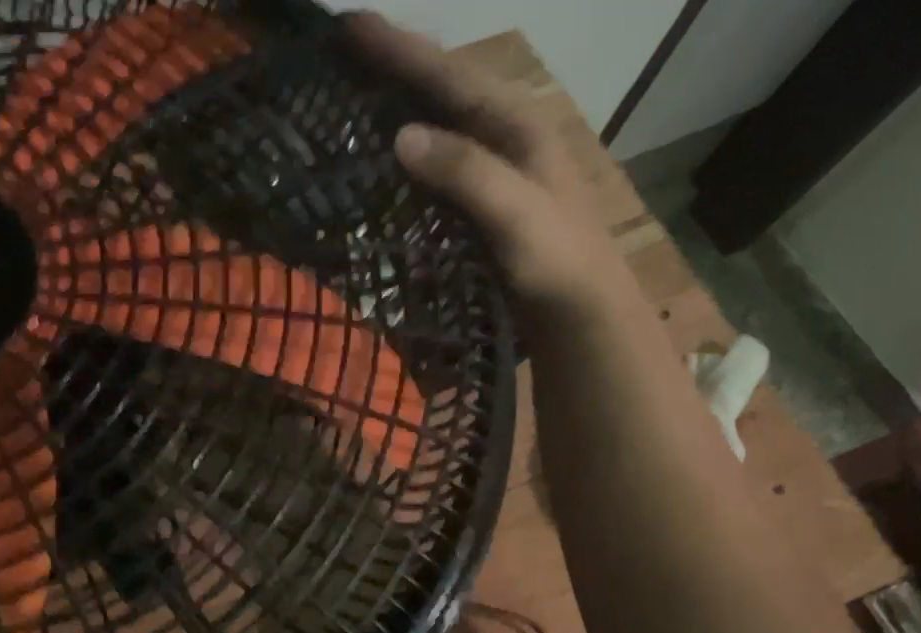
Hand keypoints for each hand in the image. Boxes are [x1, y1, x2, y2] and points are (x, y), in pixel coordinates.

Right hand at [348, 13, 641, 330]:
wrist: (584, 315)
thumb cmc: (558, 263)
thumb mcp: (516, 214)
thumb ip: (465, 172)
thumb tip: (400, 135)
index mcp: (516, 126)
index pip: (449, 76)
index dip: (398, 50)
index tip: (347, 24)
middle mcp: (502, 137)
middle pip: (440, 90)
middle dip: (391, 67)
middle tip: (337, 51)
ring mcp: (491, 171)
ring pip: (436, 124)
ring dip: (393, 106)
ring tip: (347, 93)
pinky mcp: (478, 205)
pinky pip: (433, 165)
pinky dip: (402, 153)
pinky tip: (377, 158)